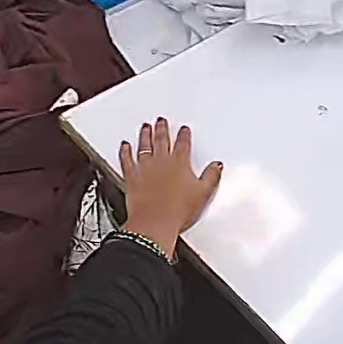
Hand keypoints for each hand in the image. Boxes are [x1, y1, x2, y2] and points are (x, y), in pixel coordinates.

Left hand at [117, 118, 222, 253]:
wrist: (155, 222)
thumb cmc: (178, 210)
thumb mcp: (203, 193)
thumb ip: (211, 176)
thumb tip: (217, 166)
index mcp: (180, 164)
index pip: (183, 144)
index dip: (184, 136)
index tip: (183, 130)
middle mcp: (161, 162)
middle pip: (162, 140)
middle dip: (162, 129)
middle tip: (161, 121)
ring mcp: (145, 168)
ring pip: (144, 146)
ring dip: (145, 135)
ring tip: (145, 127)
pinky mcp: (131, 178)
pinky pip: (127, 160)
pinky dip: (125, 152)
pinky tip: (125, 146)